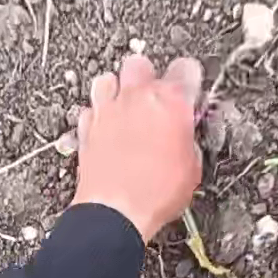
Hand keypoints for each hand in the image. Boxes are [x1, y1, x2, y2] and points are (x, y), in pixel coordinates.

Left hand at [73, 53, 203, 242]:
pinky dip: (97, 116)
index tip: (189, 94)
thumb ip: (189, 142)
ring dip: (118, 91)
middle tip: (154, 102)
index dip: (189, 81)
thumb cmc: (155, 194)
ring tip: (127, 112)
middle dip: (148, 78)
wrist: (116, 212)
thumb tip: (187, 139)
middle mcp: (137, 97)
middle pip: (141, 64)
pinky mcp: (87, 128)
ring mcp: (108, 110)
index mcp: (171, 101)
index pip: (186, 68)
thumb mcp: (191, 170)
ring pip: (108, 78)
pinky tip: (106, 131)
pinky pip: (90, 108)